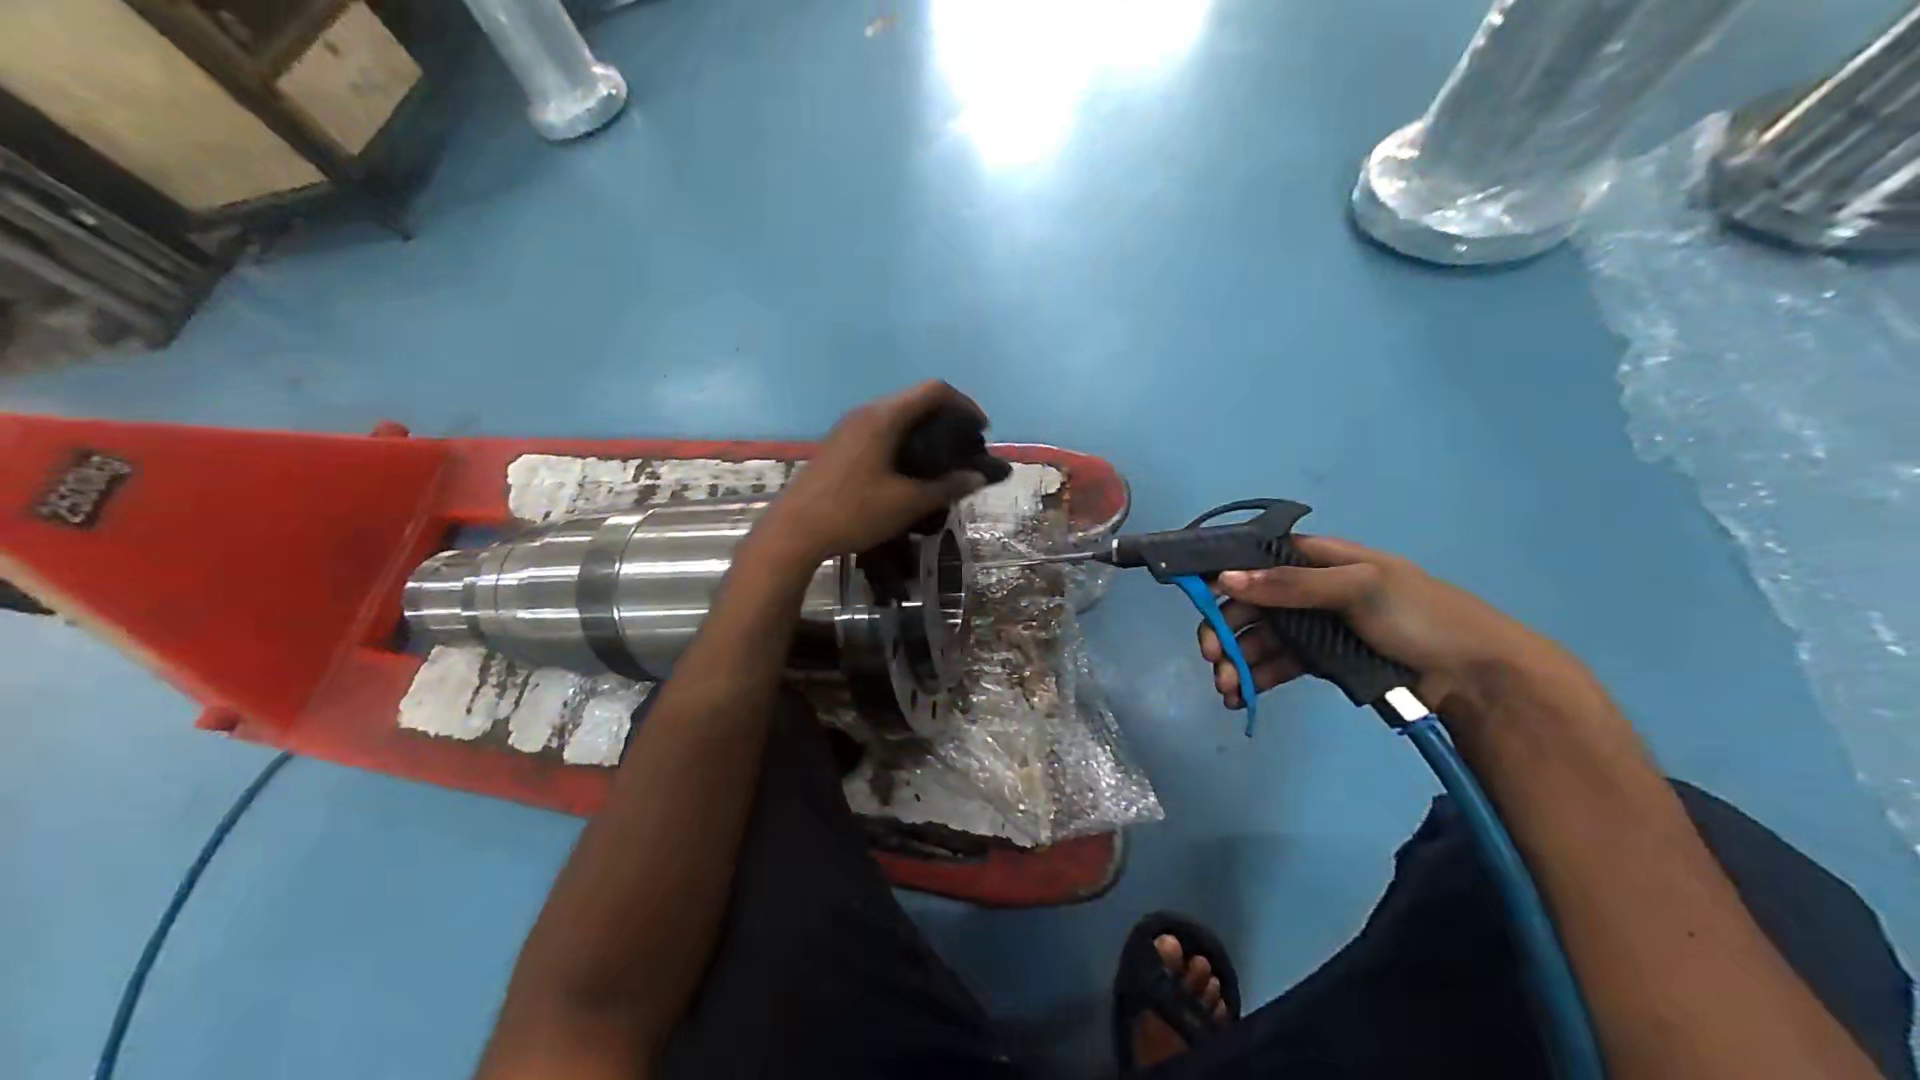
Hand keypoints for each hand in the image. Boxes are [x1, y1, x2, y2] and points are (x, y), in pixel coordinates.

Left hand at [755, 381, 989, 563]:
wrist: (794, 531)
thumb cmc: (853, 513)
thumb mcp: (906, 503)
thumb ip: (946, 487)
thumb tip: (978, 476)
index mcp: (883, 417)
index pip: (934, 391)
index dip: (965, 404)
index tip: (981, 430)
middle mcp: (865, 413)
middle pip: (915, 400)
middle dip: (947, 419)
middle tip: (966, 448)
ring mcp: (848, 428)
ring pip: (897, 416)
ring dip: (924, 431)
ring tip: (943, 461)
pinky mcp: (839, 445)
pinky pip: (881, 430)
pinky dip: (904, 441)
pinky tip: (910, 470)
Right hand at [1197, 535, 1578, 719]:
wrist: (1475, 675)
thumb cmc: (1418, 615)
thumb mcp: (1357, 586)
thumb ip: (1291, 585)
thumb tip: (1225, 579)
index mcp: (1317, 559)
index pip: (1256, 561)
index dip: (1224, 577)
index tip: (1198, 598)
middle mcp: (1308, 590)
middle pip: (1250, 605)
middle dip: (1225, 630)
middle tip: (1212, 657)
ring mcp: (1314, 627)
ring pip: (1260, 639)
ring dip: (1237, 661)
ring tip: (1227, 688)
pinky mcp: (1322, 661)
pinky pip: (1278, 666)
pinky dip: (1256, 679)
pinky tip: (1241, 697)